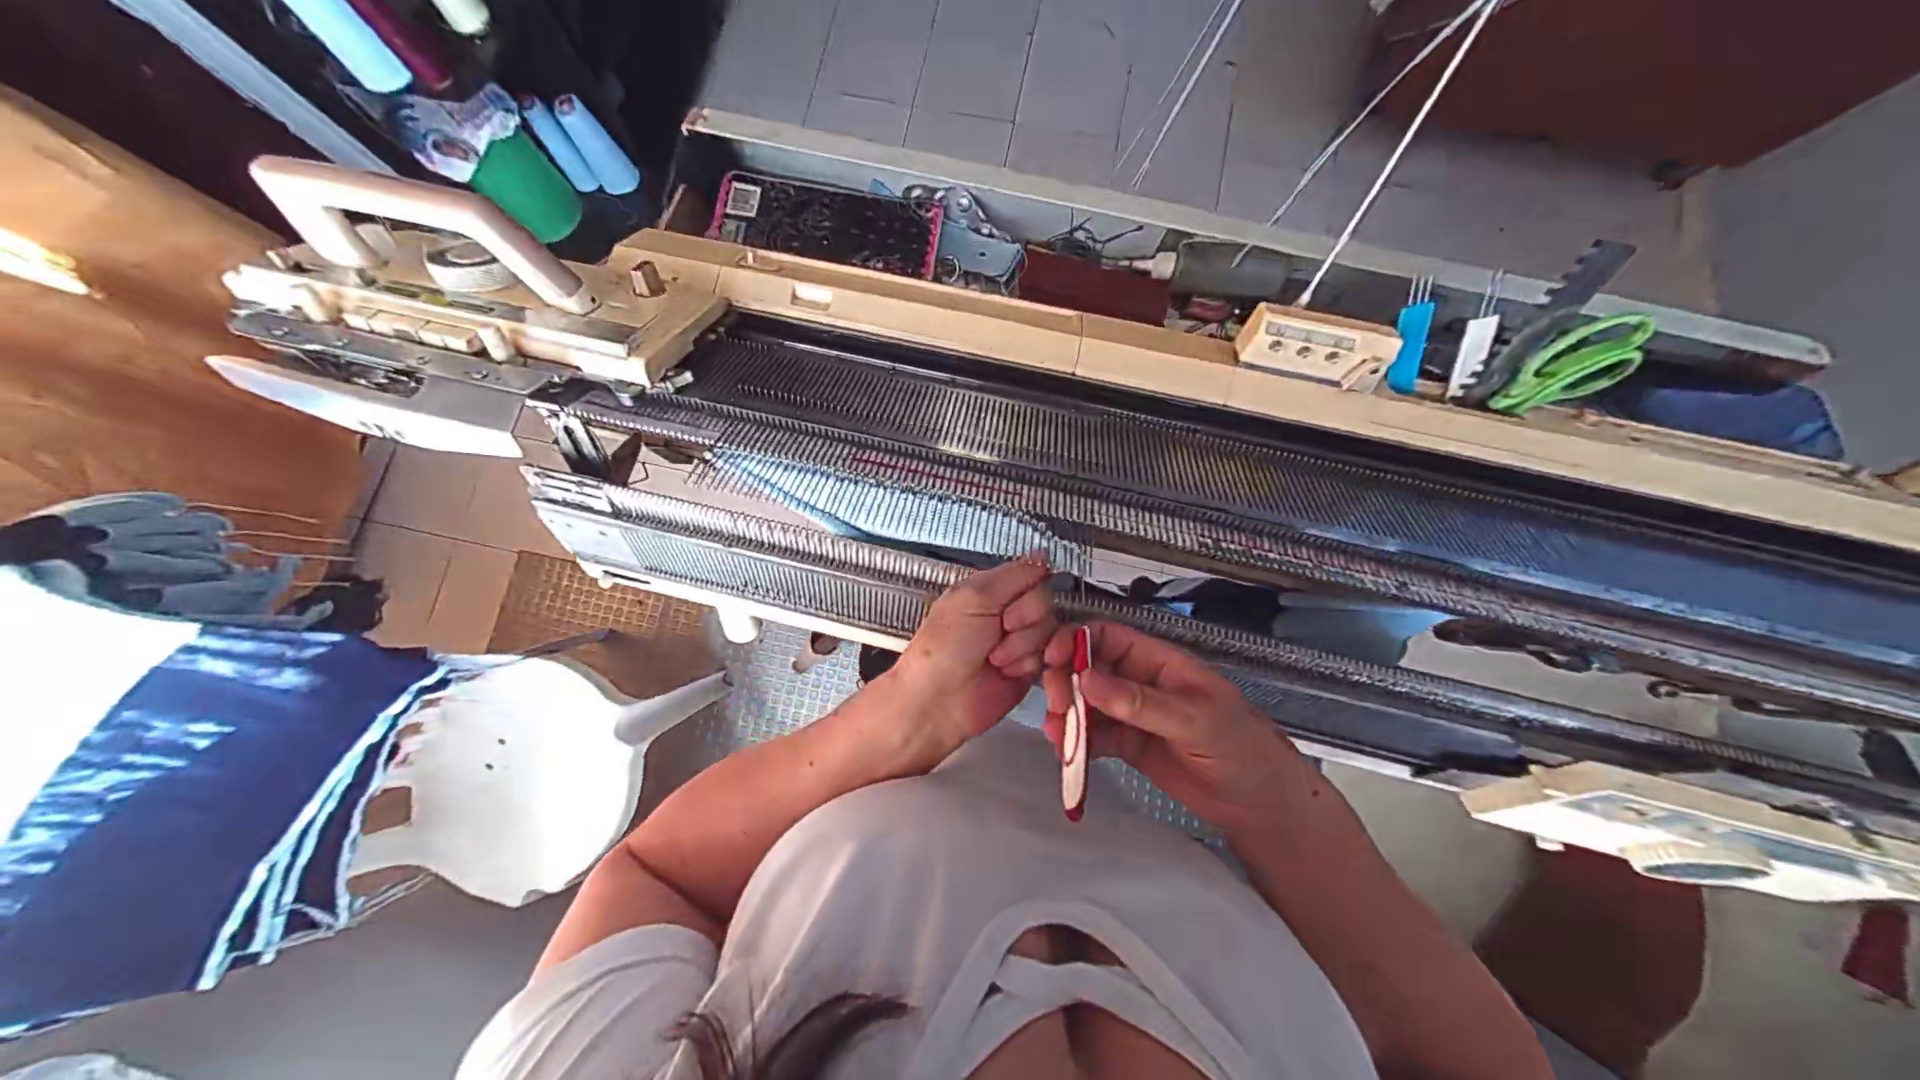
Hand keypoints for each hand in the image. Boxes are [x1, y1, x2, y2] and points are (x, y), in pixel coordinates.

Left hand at [880, 556, 1056, 767]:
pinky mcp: (1027, 666)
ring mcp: (1018, 640)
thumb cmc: (942, 649)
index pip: (1033, 575)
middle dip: (1024, 620)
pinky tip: (1005, 670)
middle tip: (997, 631)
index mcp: (990, 589)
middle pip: (1046, 603)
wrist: (939, 700)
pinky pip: (1049, 657)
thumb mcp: (974, 597)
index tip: (1009, 604)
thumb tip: (1042, 554)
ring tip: (995, 657)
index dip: (1028, 591)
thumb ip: (1013, 574)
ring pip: (1049, 631)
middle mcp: (1006, 612)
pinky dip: (1027, 663)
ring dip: (1022, 645)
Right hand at [1041, 621, 1311, 832]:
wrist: (1262, 804)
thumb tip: (1088, 680)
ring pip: (1088, 705)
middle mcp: (1141, 683)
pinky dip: (1078, 744)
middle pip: (1089, 669)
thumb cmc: (1244, 748)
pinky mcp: (1130, 745)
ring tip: (1057, 734)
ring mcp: (1134, 715)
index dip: (1076, 641)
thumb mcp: (1194, 720)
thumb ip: (1140, 702)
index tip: (1053, 658)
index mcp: (1160, 662)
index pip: (1108, 637)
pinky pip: (1096, 737)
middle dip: (1065, 682)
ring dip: (1067, 716)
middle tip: (1054, 704)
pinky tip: (1069, 753)